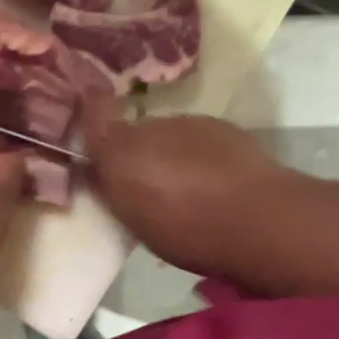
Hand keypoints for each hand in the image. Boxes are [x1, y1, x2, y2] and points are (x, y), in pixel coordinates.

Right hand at [82, 102, 284, 276]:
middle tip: (138, 183)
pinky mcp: (226, 130)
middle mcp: (154, 125)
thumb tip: (93, 168)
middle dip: (133, 150)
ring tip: (177, 190)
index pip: (95, 113)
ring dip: (167, 155)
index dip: (89, 112)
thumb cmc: (182, 227)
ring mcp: (193, 123)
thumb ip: (110, 188)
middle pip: (134, 131)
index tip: (84, 115)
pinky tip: (208, 186)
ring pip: (168, 136)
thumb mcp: (131, 217)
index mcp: (121, 148)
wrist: (254, 217)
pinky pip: (199, 141)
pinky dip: (197, 158)